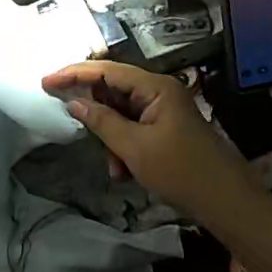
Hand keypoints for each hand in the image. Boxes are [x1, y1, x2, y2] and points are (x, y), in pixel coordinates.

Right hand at [41, 61, 259, 217]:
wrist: (225, 201)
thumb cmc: (181, 171)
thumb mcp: (134, 148)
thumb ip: (102, 122)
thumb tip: (74, 102)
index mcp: (156, 87)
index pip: (108, 70)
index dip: (74, 73)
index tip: (46, 81)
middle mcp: (160, 92)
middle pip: (115, 90)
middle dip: (96, 113)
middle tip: (72, 123)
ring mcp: (165, 111)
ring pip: (123, 114)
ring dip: (111, 139)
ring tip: (115, 169)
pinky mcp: (167, 130)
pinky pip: (135, 129)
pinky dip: (125, 148)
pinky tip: (125, 172)